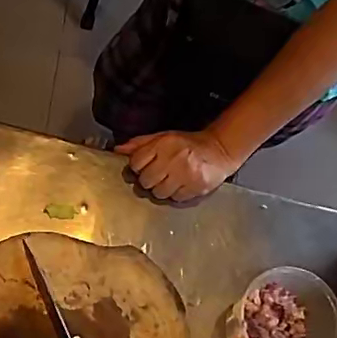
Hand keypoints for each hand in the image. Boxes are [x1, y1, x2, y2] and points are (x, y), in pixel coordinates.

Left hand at [117, 129, 243, 201]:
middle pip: (145, 181)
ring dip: (161, 189)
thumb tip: (118, 150)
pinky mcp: (194, 188)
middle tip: (157, 174)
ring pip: (158, 193)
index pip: (136, 162)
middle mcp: (174, 159)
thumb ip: (140, 144)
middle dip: (148, 179)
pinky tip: (180, 185)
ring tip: (170, 180)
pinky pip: (174, 199)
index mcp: (164, 144)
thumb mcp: (163, 138)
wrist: (218, 151)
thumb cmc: (187, 145)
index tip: (143, 166)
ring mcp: (185, 175)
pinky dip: (174, 195)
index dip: (137, 166)